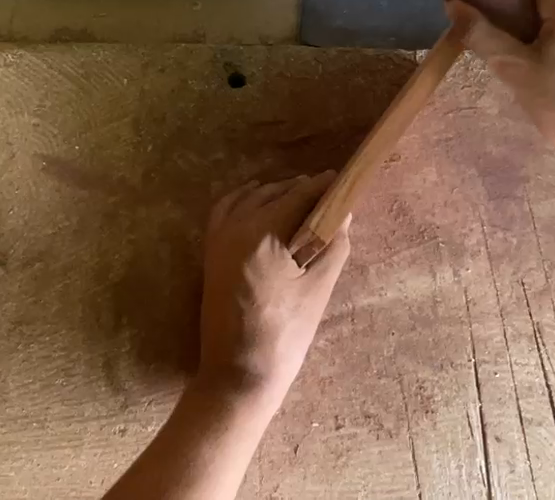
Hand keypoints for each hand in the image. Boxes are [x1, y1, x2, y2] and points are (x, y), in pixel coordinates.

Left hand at [197, 173, 351, 400]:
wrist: (238, 375)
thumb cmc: (284, 335)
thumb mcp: (317, 290)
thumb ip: (332, 247)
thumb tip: (343, 216)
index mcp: (262, 234)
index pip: (297, 197)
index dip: (320, 187)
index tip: (338, 179)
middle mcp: (235, 227)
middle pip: (273, 194)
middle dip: (299, 190)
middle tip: (325, 194)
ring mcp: (218, 239)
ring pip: (249, 199)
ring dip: (273, 192)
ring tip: (298, 197)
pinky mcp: (210, 252)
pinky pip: (224, 211)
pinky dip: (242, 199)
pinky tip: (257, 199)